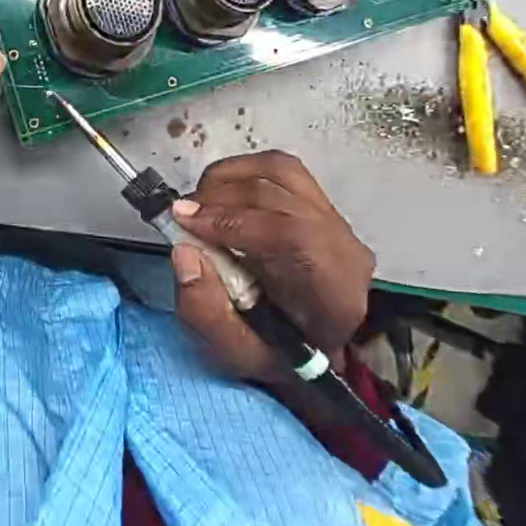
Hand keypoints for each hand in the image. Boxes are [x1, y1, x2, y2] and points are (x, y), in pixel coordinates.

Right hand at [168, 151, 374, 378]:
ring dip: (227, 180)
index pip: (293, 235)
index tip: (185, 223)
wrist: (304, 349)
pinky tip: (217, 196)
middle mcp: (344, 250)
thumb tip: (184, 252)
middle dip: (219, 199)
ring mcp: (336, 223)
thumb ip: (204, 311)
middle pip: (282, 196)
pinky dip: (239, 174)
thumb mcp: (232, 353)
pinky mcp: (319, 206)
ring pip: (281, 173)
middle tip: (180, 217)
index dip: (233, 220)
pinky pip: (280, 170)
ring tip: (197, 206)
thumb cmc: (271, 354)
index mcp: (334, 295)